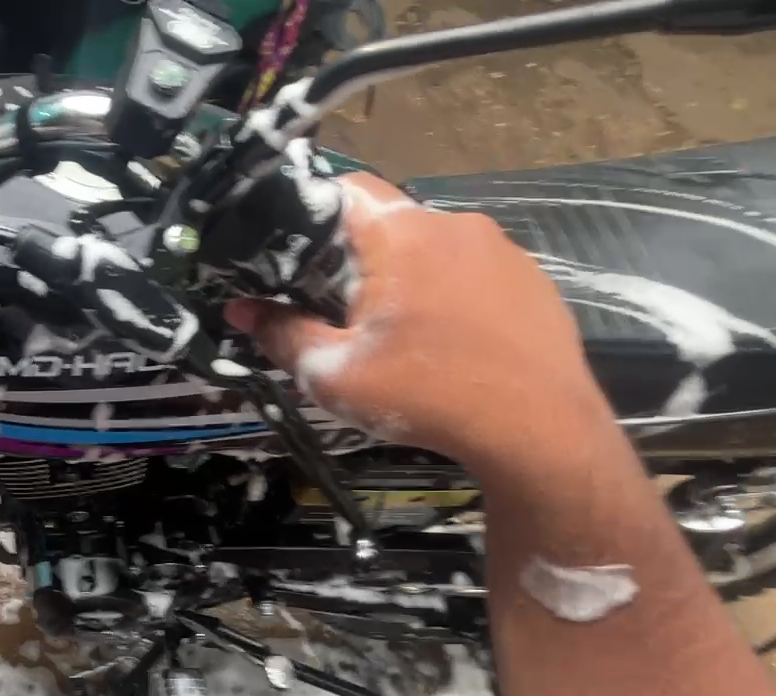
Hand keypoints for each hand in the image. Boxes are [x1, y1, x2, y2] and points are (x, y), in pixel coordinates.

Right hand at [223, 174, 614, 471]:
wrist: (535, 426)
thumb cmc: (421, 392)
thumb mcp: (331, 372)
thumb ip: (281, 334)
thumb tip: (239, 310)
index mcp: (402, 236)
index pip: (346, 188)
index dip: (307, 215)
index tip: (285, 261)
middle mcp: (454, 225)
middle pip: (383, 225)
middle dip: (347, 262)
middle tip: (326, 313)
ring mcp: (499, 249)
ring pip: (424, 250)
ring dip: (394, 280)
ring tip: (382, 335)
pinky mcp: (527, 278)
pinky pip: (462, 272)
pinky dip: (436, 295)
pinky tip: (433, 342)